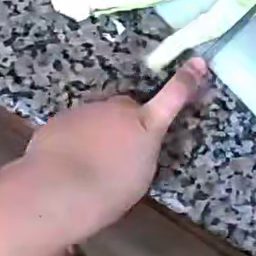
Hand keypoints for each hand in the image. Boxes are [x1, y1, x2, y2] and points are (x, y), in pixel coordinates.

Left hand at [20, 57, 208, 232]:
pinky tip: (66, 163)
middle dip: (126, 123)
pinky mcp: (60, 118)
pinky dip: (74, 139)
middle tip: (119, 153)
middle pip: (127, 108)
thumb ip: (141, 153)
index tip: (198, 62)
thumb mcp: (139, 177)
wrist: (57, 189)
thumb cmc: (109, 192)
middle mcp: (118, 109)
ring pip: (98, 117)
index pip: (172, 98)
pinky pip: (74, 126)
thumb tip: (133, 147)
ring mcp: (87, 110)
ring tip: (89, 164)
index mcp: (146, 126)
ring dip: (97, 133)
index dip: (186, 80)